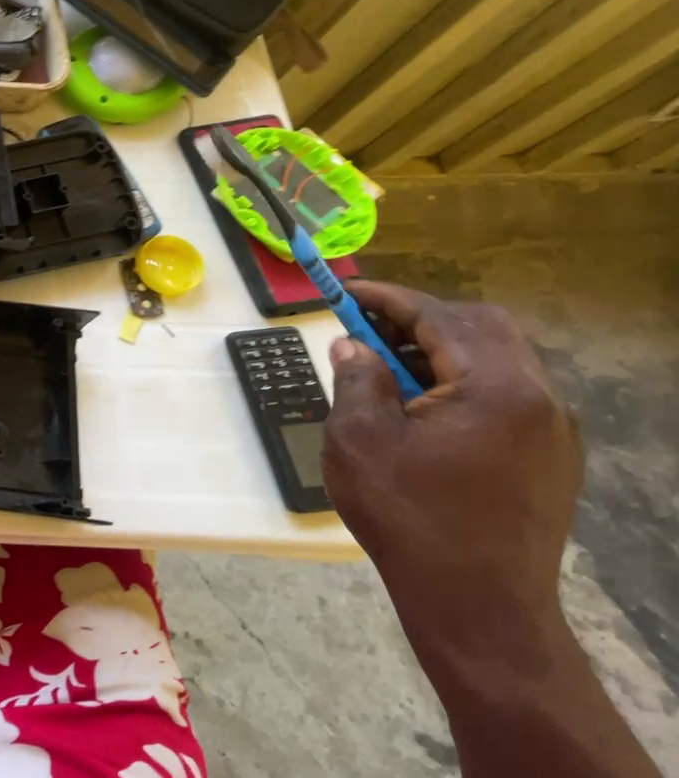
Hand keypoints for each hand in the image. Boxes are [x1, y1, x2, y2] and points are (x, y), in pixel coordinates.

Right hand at [324, 281, 582, 628]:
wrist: (477, 601)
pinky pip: (507, 395)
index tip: (343, 292)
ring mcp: (552, 431)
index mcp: (497, 389)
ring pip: (499, 361)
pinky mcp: (549, 457)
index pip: (442, 318)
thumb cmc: (408, 513)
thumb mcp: (360, 438)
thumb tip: (353, 346)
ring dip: (441, 352)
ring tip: (385, 371)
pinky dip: (461, 382)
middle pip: (485, 329)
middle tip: (366, 329)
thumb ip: (359, 380)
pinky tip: (420, 410)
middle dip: (422, 319)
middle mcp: (539, 400)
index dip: (388, 299)